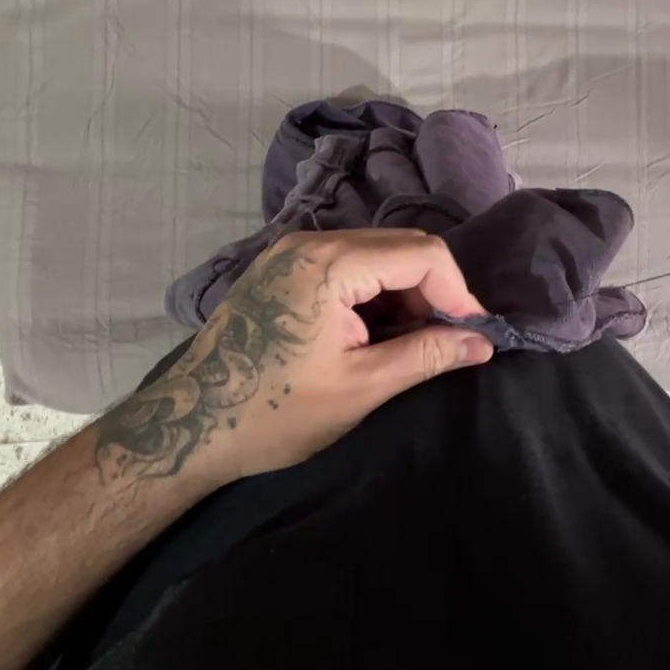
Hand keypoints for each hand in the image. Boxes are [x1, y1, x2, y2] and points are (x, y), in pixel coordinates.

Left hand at [90, 230, 495, 487]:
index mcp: (329, 264)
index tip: (474, 335)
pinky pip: (349, 265)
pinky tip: (376, 334)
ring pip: (377, 255)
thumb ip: (426, 355)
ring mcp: (292, 252)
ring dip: (405, 294)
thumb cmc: (272, 413)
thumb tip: (481, 343)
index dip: (458, 292)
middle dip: (433, 292)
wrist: (188, 426)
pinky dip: (375, 294)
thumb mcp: (360, 388)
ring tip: (412, 344)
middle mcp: (311, 243)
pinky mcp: (283, 268)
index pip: (422, 253)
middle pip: (400, 248)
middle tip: (447, 341)